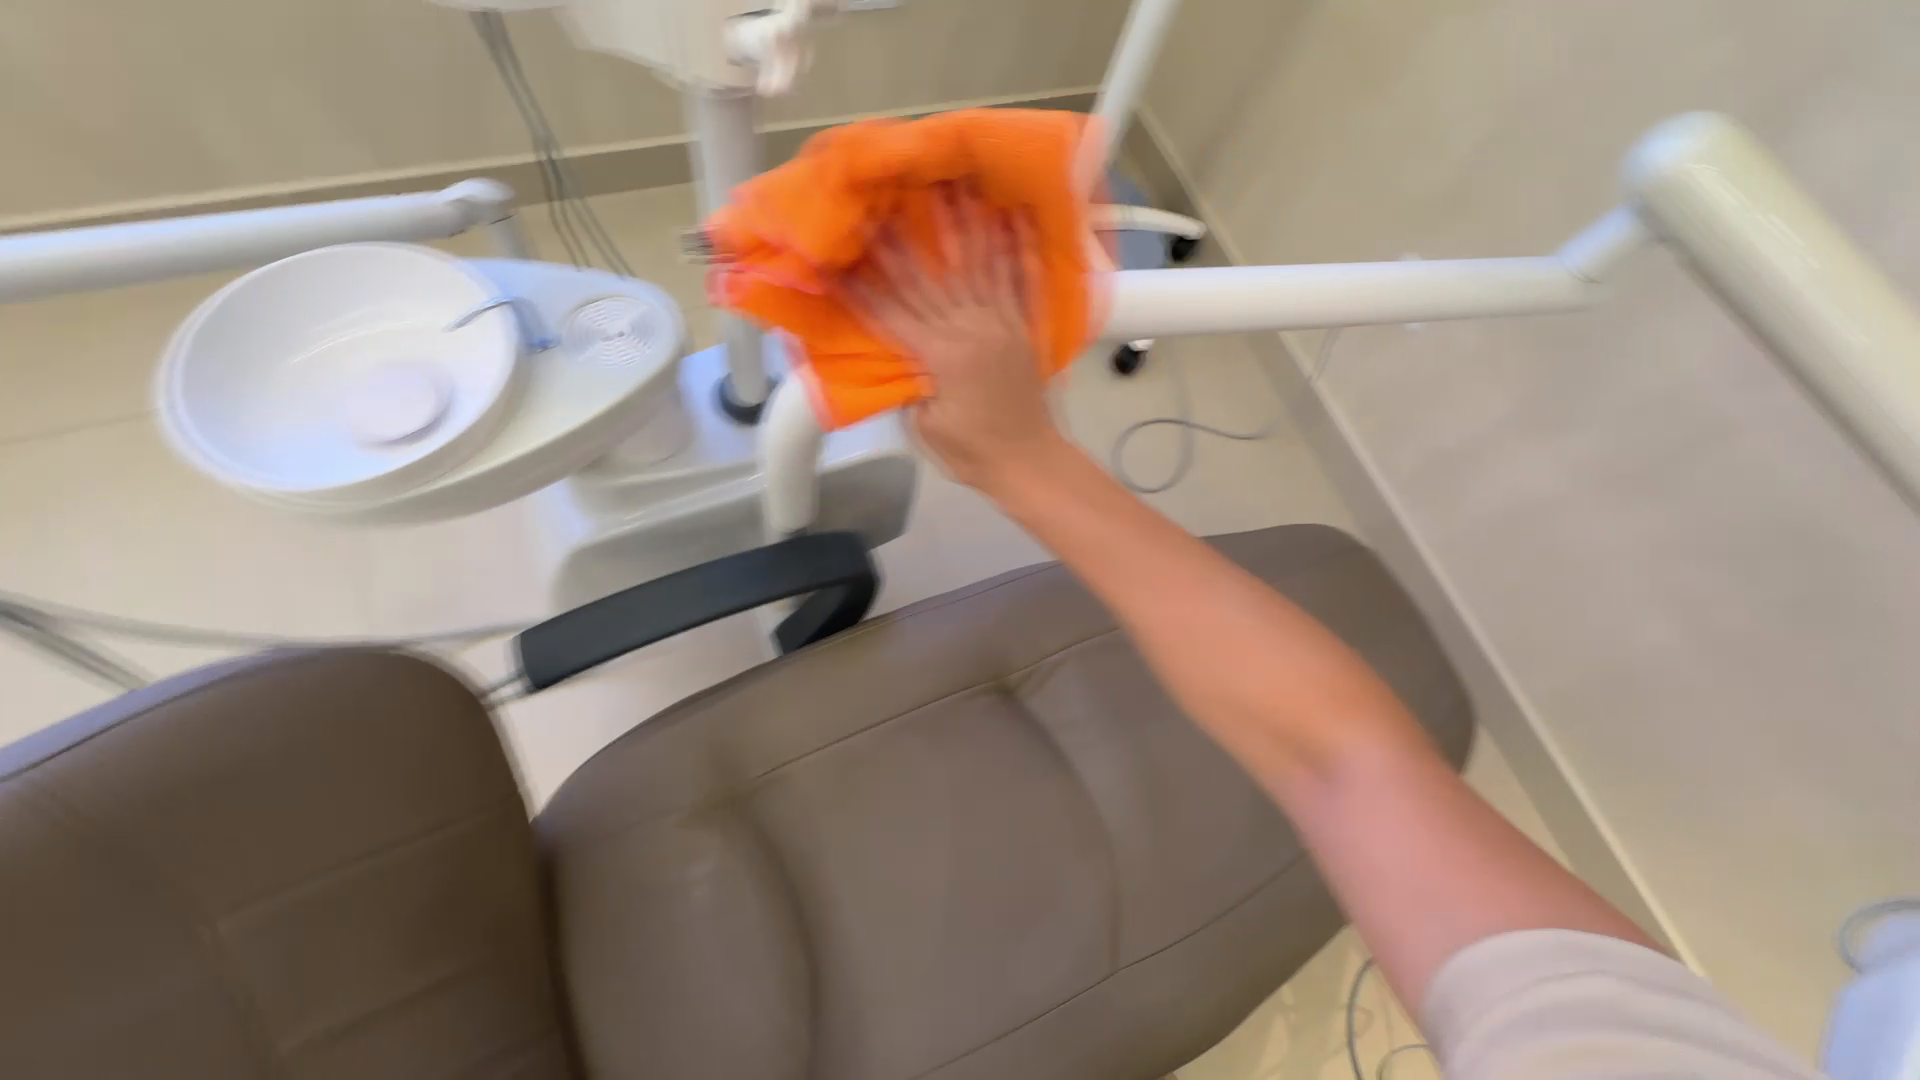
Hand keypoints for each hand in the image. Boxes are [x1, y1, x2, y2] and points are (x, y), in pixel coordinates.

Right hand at [847, 187, 1070, 494]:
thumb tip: (903, 353)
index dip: (859, 288)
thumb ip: (912, 382)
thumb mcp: (925, 424)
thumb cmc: (970, 452)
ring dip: (963, 225)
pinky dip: (1017, 248)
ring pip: (976, 266)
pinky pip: (1020, 281)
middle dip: (903, 240)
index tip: (835, 260)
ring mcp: (999, 324)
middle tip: (886, 200)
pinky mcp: (1023, 327)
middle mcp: (967, 330)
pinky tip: (1013, 217)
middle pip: (928, 278)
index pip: (889, 313)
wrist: (1026, 460)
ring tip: (953, 186)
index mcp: (938, 356)